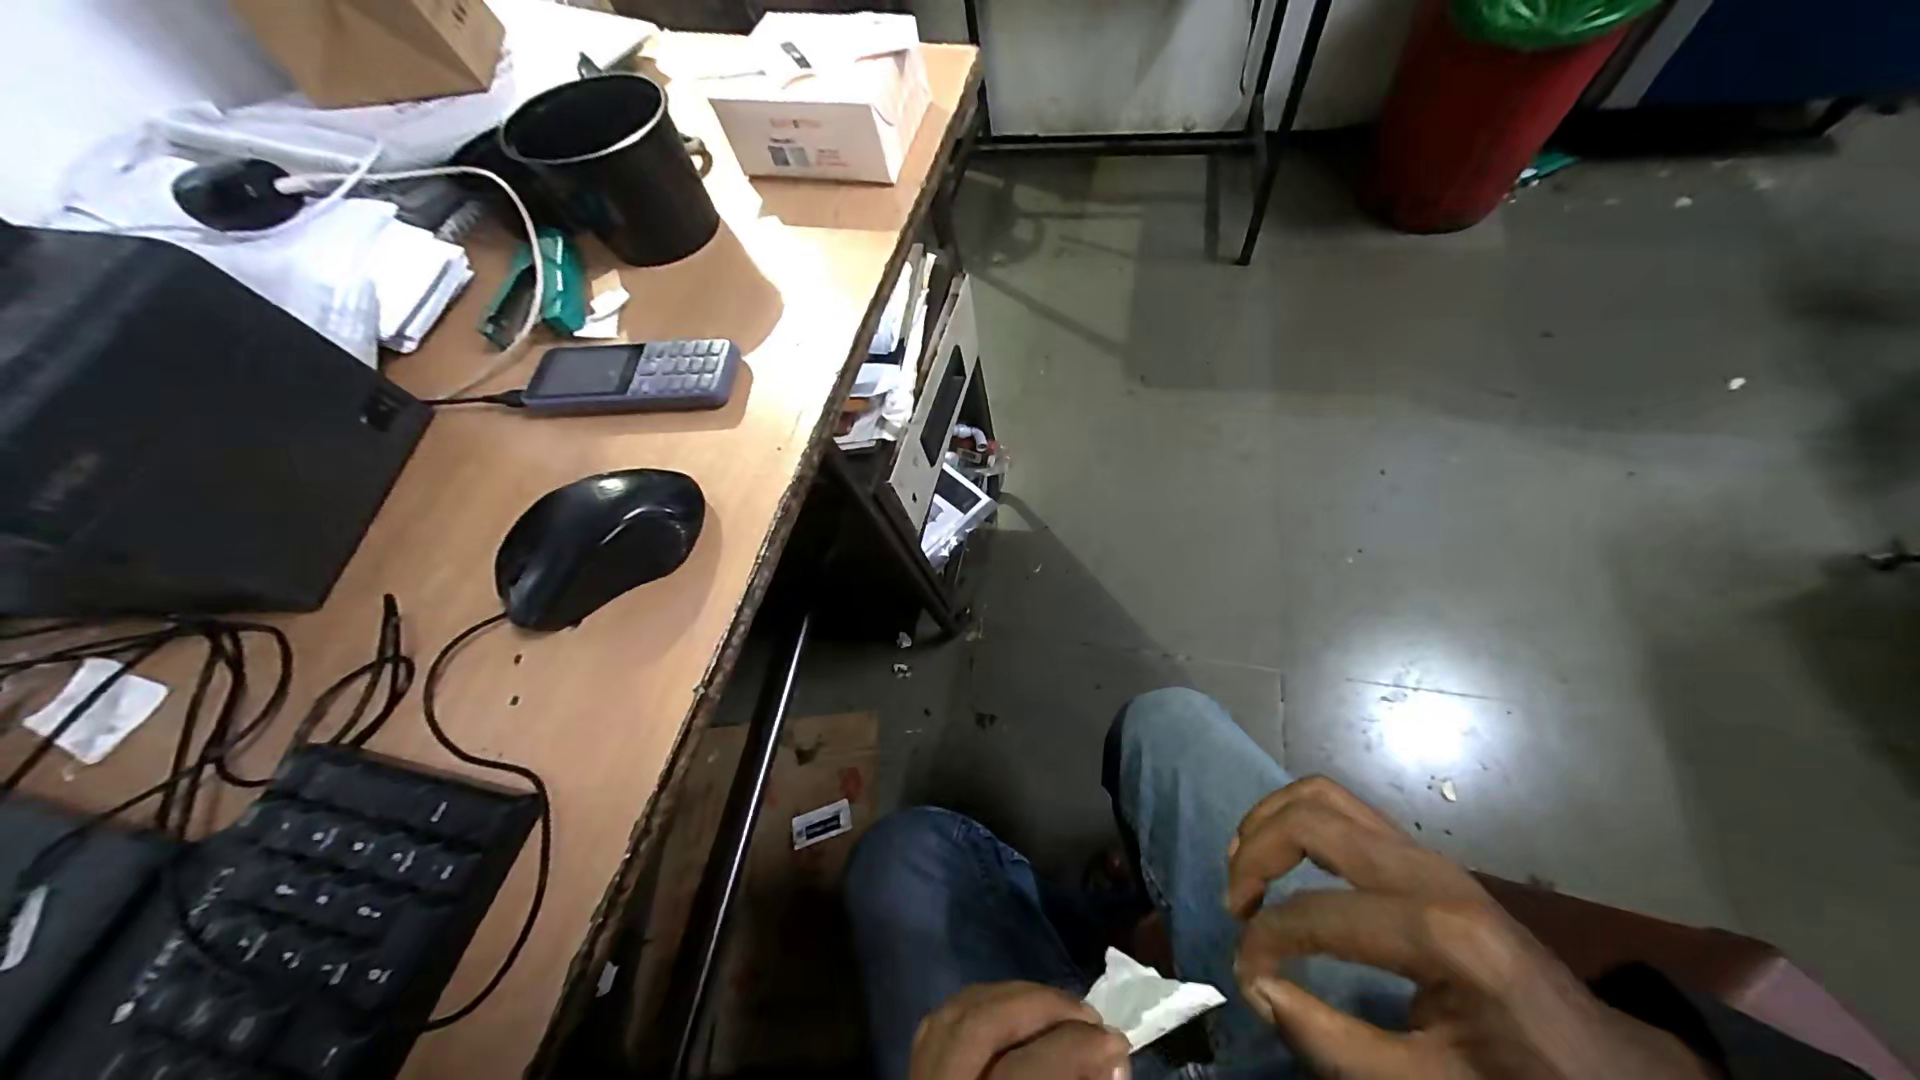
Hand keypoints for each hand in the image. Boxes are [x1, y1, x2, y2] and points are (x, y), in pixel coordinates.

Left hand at [910, 982, 1130, 1079]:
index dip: (1073, 1050)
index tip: (1116, 1043)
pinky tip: (1017, 1009)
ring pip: (957, 1013)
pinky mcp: (914, 1074)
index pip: (1019, 1076)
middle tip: (1089, 1016)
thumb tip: (1110, 1056)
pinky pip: (942, 1022)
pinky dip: (982, 1004)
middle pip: (979, 1028)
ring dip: (1013, 997)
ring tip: (1060, 1007)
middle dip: (1039, 1008)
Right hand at [1224, 777, 1714, 1079]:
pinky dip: (1293, 819)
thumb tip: (1257, 986)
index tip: (1246, 975)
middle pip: (1311, 821)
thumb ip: (1334, 1044)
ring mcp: (1425, 853)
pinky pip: (1339, 807)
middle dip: (1254, 854)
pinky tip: (1278, 854)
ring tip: (1243, 868)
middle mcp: (1429, 872)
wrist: (1610, 1065)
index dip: (1265, 940)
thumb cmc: (1526, 1079)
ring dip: (1268, 822)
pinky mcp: (1419, 854)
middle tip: (1235, 905)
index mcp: (1444, 934)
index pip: (1319, 913)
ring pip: (1320, 796)